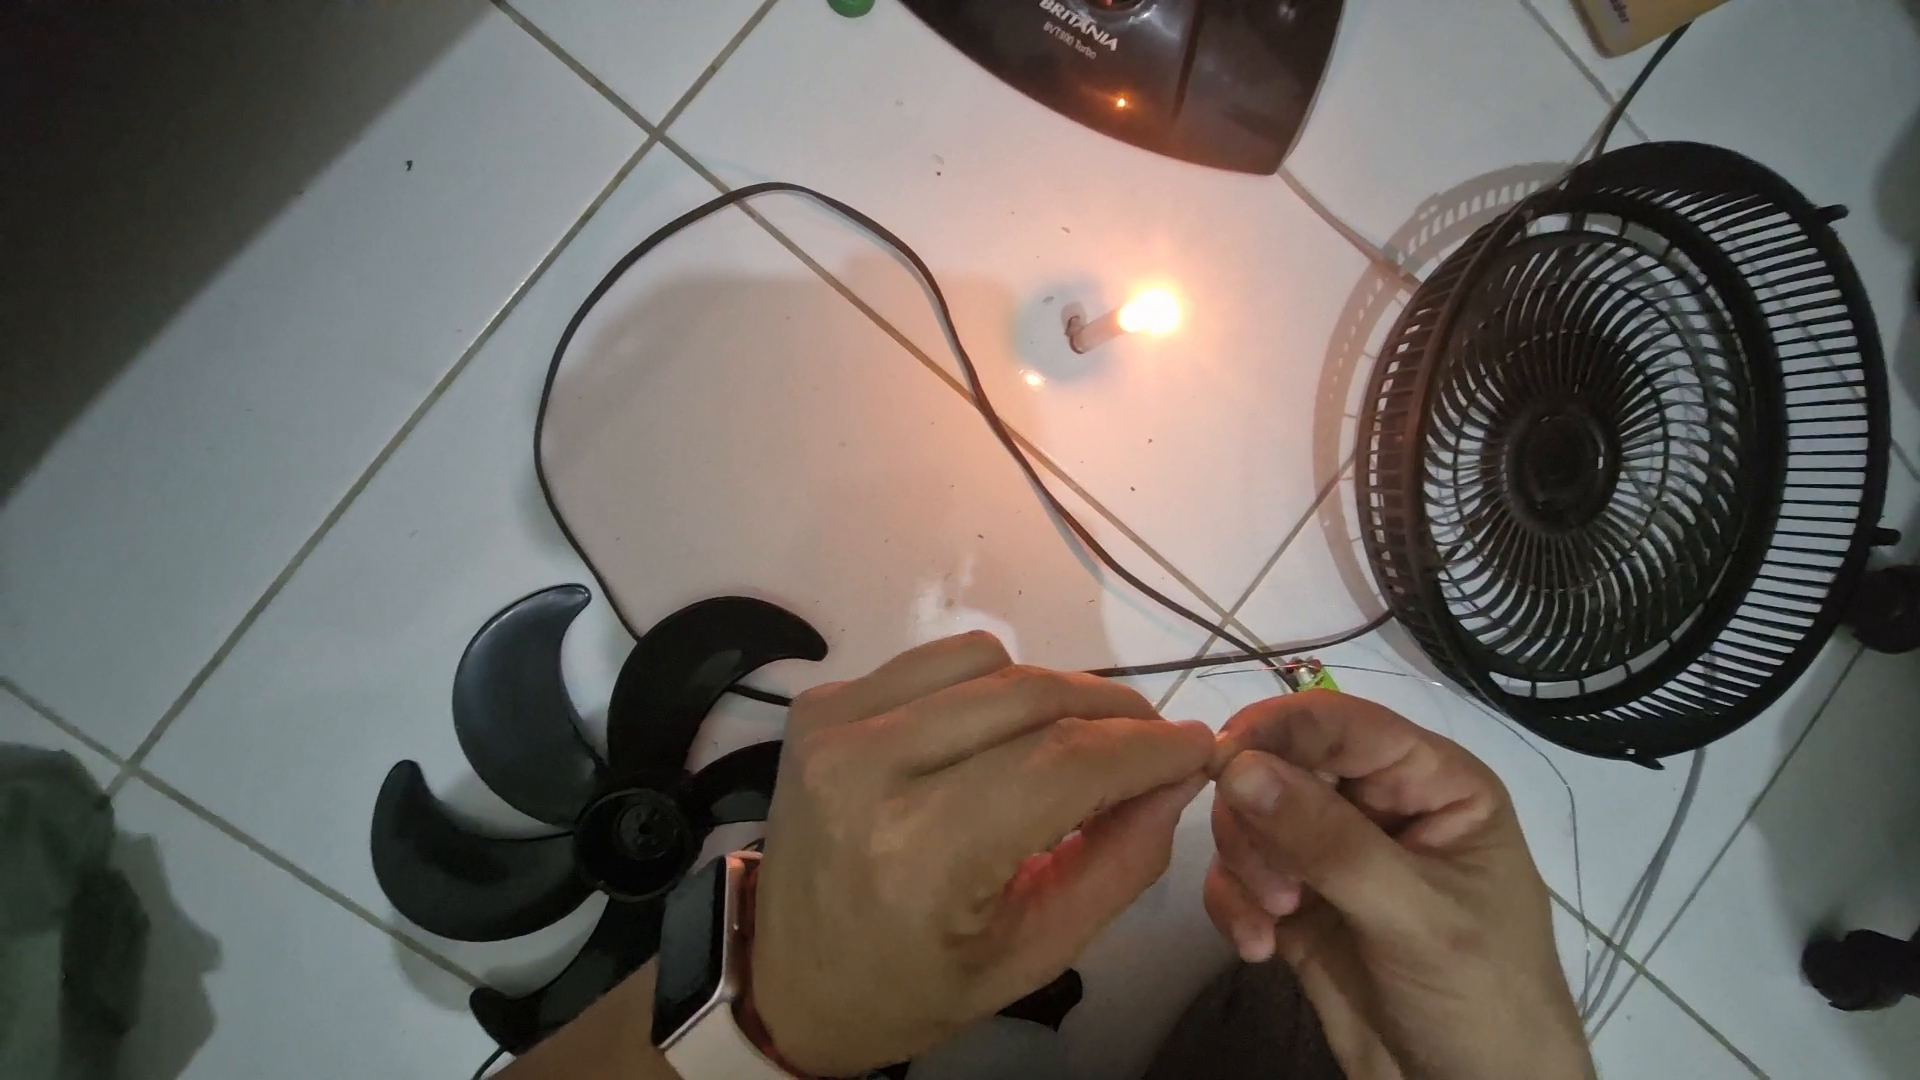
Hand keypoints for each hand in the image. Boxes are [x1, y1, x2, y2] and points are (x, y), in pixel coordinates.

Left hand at [748, 632, 1212, 1076]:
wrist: (783, 971)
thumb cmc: (913, 982)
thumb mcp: (1033, 953)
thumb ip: (1119, 862)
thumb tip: (1177, 776)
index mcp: (922, 854)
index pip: (1064, 764)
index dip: (1145, 748)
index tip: (1197, 745)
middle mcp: (871, 768)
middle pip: (1030, 697)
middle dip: (1112, 710)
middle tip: (1152, 736)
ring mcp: (837, 723)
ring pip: (988, 659)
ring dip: (1051, 691)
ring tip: (1071, 738)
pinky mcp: (823, 702)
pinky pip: (938, 660)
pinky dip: (987, 682)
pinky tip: (994, 728)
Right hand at [1204, 691, 1591, 1079]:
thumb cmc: (1481, 1001)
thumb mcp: (1417, 918)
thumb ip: (1327, 839)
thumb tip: (1236, 765)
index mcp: (1427, 780)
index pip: (1337, 721)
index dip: (1276, 728)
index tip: (1221, 762)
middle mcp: (1370, 797)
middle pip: (1277, 759)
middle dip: (1257, 817)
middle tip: (1271, 883)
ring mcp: (1325, 842)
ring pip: (1246, 808)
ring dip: (1246, 864)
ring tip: (1275, 919)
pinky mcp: (1290, 886)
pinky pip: (1234, 864)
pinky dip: (1232, 899)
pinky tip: (1259, 946)